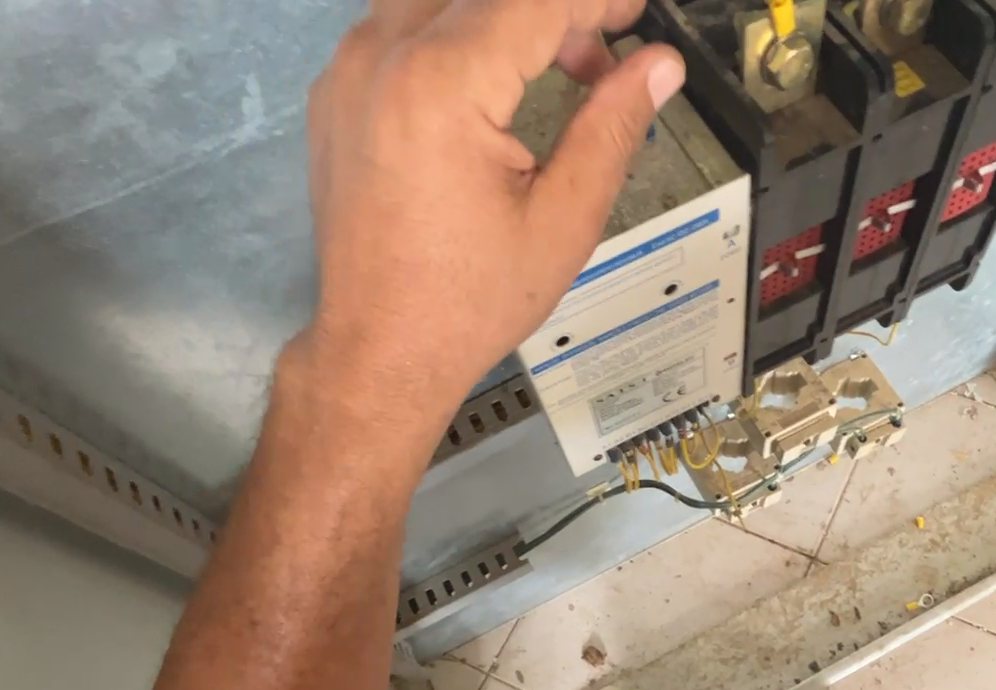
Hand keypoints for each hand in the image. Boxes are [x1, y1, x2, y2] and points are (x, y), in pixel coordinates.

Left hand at [302, 0, 685, 415]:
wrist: (383, 349)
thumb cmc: (472, 302)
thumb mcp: (563, 223)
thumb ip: (612, 131)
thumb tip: (659, 67)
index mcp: (442, 85)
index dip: (598, 1)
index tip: (637, 15)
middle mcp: (382, 54)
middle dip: (556, 9)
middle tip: (603, 57)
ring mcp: (348, 69)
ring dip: (506, 17)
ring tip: (554, 72)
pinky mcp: (336, 93)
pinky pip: (402, 27)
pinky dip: (459, 36)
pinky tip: (491, 91)